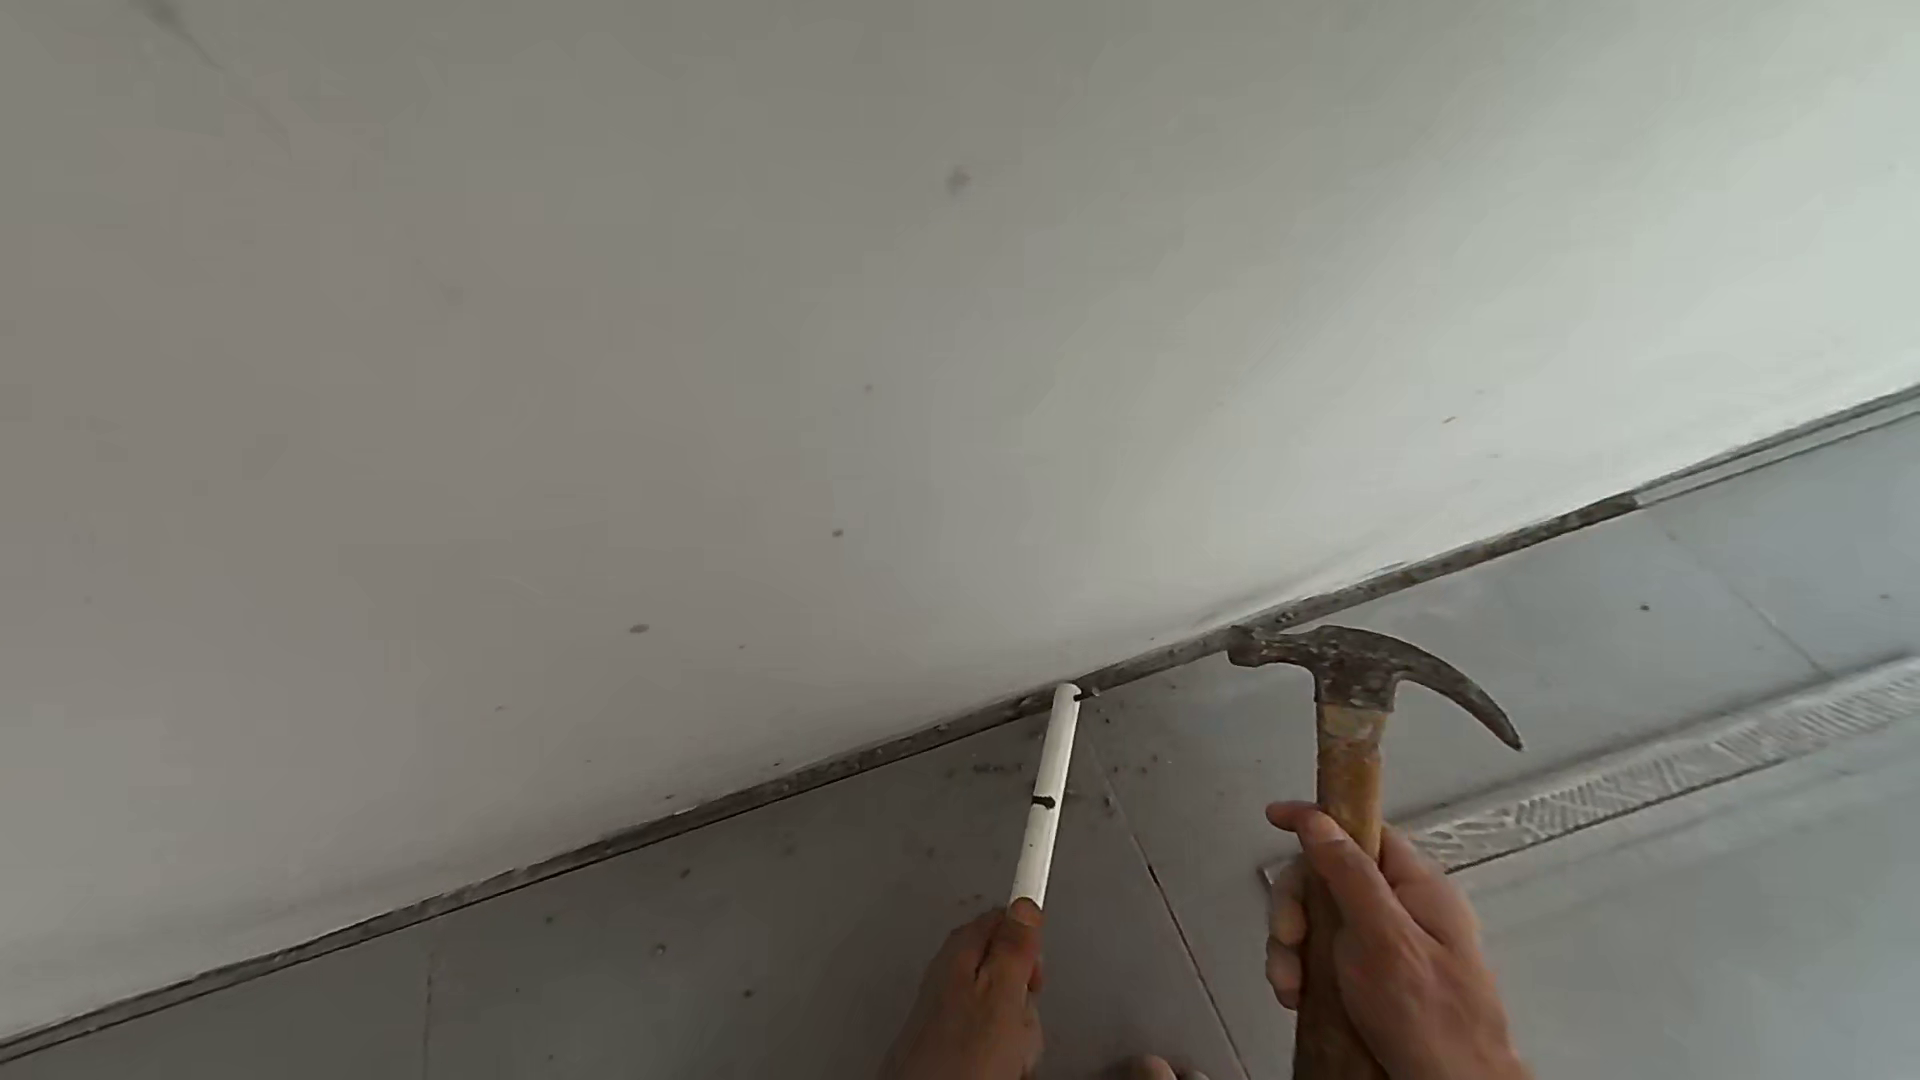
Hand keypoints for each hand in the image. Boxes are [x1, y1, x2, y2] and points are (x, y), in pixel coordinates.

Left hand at [880, 898, 1045, 1079]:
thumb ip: (1013, 946)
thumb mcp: (1000, 993)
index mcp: (963, 948)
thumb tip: (1024, 905)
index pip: (1007, 919)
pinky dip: (1000, 1056)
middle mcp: (953, 971)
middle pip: (1009, 969)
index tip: (1034, 970)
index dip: (1028, 946)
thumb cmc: (956, 1059)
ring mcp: (951, 1007)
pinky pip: (993, 1037)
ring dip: (1015, 1035)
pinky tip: (994, 1072)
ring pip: (1005, 1009)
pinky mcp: (952, 1041)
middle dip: (1023, 1000)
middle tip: (1015, 1024)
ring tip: (1002, 1057)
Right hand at [1264, 802, 1529, 1079]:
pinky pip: (1318, 949)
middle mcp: (1400, 907)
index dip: (1316, 820)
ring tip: (1288, 982)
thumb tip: (1317, 819)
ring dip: (1290, 943)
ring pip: (1315, 913)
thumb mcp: (1384, 939)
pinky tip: (1296, 993)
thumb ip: (1350, 873)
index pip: (1360, 828)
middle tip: (1286, 937)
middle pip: (1326, 873)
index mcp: (1417, 888)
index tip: (1274, 817)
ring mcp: (1383, 941)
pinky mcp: (1366, 972)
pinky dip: (1298, 966)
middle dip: (1294, 904)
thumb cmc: (1427, 1021)